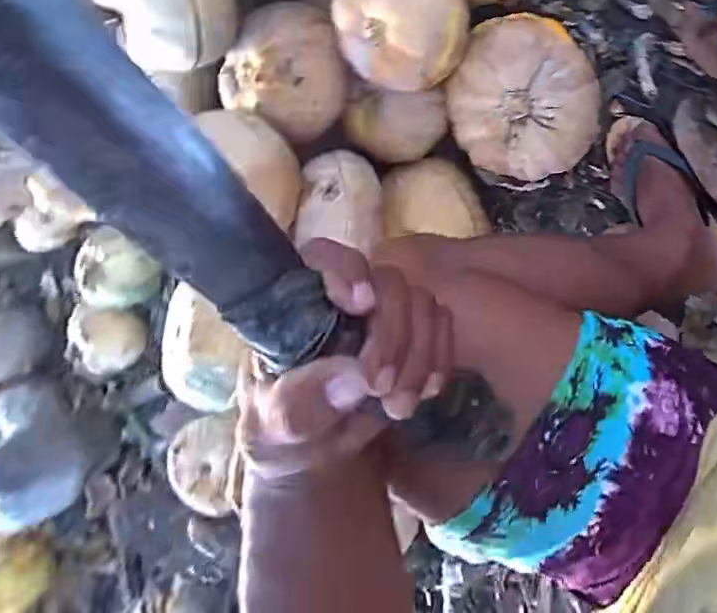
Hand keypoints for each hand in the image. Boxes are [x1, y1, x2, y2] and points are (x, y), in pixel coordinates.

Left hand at [237, 240, 454, 487]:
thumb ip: (299, 404)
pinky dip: (440, 358)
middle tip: (381, 388)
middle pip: (388, 281)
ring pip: (422, 301)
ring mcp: (387, 310)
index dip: (347, 269)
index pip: (323, 258)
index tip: (362, 304)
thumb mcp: (273, 429)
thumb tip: (352, 377)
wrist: (317, 458)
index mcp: (300, 304)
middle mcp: (347, 295)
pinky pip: (444, 323)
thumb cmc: (281, 435)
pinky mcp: (417, 329)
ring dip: (419, 354)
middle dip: (392, 333)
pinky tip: (426, 392)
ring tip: (399, 407)